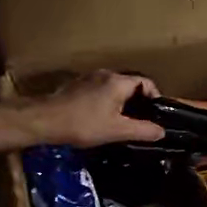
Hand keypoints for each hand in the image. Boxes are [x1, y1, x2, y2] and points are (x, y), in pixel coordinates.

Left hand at [20, 70, 165, 146]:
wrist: (44, 120)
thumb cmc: (84, 124)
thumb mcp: (118, 131)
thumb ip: (143, 130)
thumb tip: (161, 132)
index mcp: (119, 82)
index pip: (146, 83)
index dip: (155, 98)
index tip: (156, 115)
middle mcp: (105, 74)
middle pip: (131, 85)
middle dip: (139, 102)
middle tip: (142, 121)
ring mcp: (89, 78)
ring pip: (114, 88)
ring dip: (122, 102)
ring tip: (124, 121)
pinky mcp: (77, 86)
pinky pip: (100, 91)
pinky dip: (107, 102)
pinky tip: (103, 118)